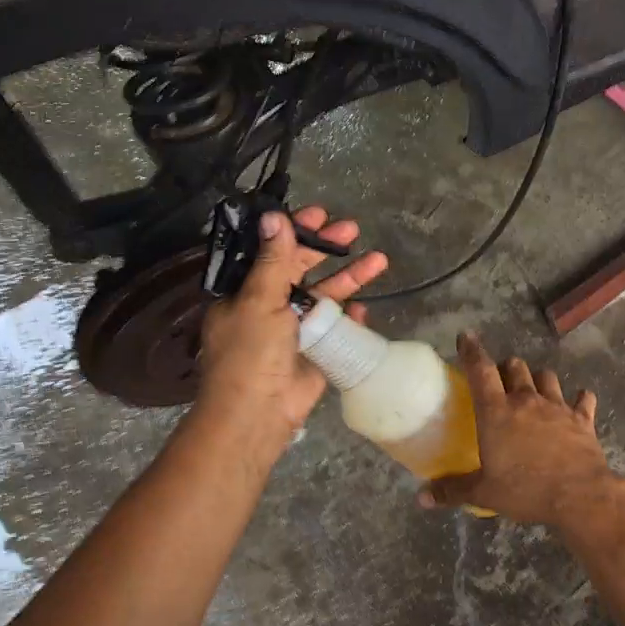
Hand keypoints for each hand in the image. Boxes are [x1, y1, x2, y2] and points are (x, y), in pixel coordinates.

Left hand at [195, 206, 388, 436]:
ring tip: (379, 260)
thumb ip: (274, 261)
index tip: (318, 214)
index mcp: (246, 295)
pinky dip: (352, 316)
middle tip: (352, 229)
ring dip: (351, 277)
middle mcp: (270, 307)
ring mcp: (296, 329)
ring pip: (327, 295)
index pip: (272, 254)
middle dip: (327, 249)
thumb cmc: (250, 353)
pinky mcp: (319, 349)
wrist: (259, 411)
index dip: (294, 232)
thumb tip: (275, 217)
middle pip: (303, 270)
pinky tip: (363, 307)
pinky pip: (339, 326)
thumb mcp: (259, 301)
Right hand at [418, 334, 624, 526]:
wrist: (577, 494)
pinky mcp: (582, 417)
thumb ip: (452, 490)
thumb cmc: (524, 490)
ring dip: (539, 379)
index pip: (480, 372)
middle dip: (507, 368)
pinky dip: (579, 399)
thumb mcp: (483, 493)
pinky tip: (578, 403)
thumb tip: (421, 497)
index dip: (472, 351)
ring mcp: (558, 406)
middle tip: (500, 379)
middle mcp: (528, 401)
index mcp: (497, 412)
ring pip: (548, 377)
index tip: (466, 337)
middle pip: (516, 368)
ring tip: (534, 389)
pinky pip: (583, 399)